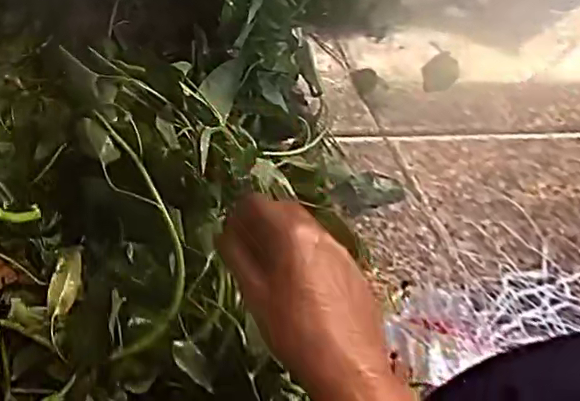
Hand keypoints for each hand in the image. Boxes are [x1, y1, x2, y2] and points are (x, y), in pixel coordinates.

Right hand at [218, 194, 409, 400]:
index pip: (255, 201)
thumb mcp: (255, 295)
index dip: (237, 214)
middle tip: (249, 249)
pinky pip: (323, 250)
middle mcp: (318, 233)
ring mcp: (341, 252)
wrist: (354, 377)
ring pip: (305, 229)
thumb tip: (223, 234)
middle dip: (262, 222)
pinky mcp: (356, 272)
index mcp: (291, 233)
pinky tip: (304, 286)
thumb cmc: (296, 334)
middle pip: (282, 209)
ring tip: (275, 270)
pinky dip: (307, 255)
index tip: (231, 235)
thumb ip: (235, 255)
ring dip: (285, 238)